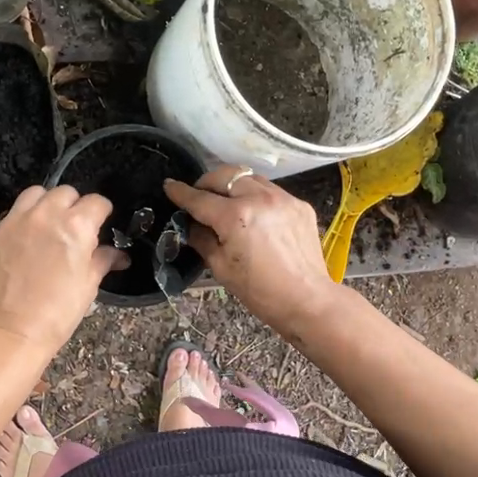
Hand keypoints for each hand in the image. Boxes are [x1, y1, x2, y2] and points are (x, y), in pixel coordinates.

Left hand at [0, 185, 126, 355]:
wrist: (11, 331)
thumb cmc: (58, 312)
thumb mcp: (89, 285)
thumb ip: (103, 260)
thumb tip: (118, 255)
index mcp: (76, 225)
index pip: (96, 202)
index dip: (101, 213)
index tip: (99, 223)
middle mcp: (45, 215)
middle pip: (65, 193)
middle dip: (72, 206)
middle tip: (72, 229)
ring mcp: (14, 222)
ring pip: (34, 195)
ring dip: (44, 205)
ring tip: (45, 227)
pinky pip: (9, 218)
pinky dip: (19, 226)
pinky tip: (21, 248)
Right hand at [164, 166, 340, 331]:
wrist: (307, 300)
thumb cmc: (260, 291)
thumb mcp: (221, 268)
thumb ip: (202, 239)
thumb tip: (191, 224)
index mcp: (236, 216)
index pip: (200, 198)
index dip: (181, 193)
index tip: (169, 186)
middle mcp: (260, 198)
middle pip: (225, 176)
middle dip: (207, 183)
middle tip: (199, 197)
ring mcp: (283, 199)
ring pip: (249, 178)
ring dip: (232, 185)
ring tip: (226, 203)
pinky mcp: (299, 205)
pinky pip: (270, 190)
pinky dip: (255, 196)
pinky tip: (254, 215)